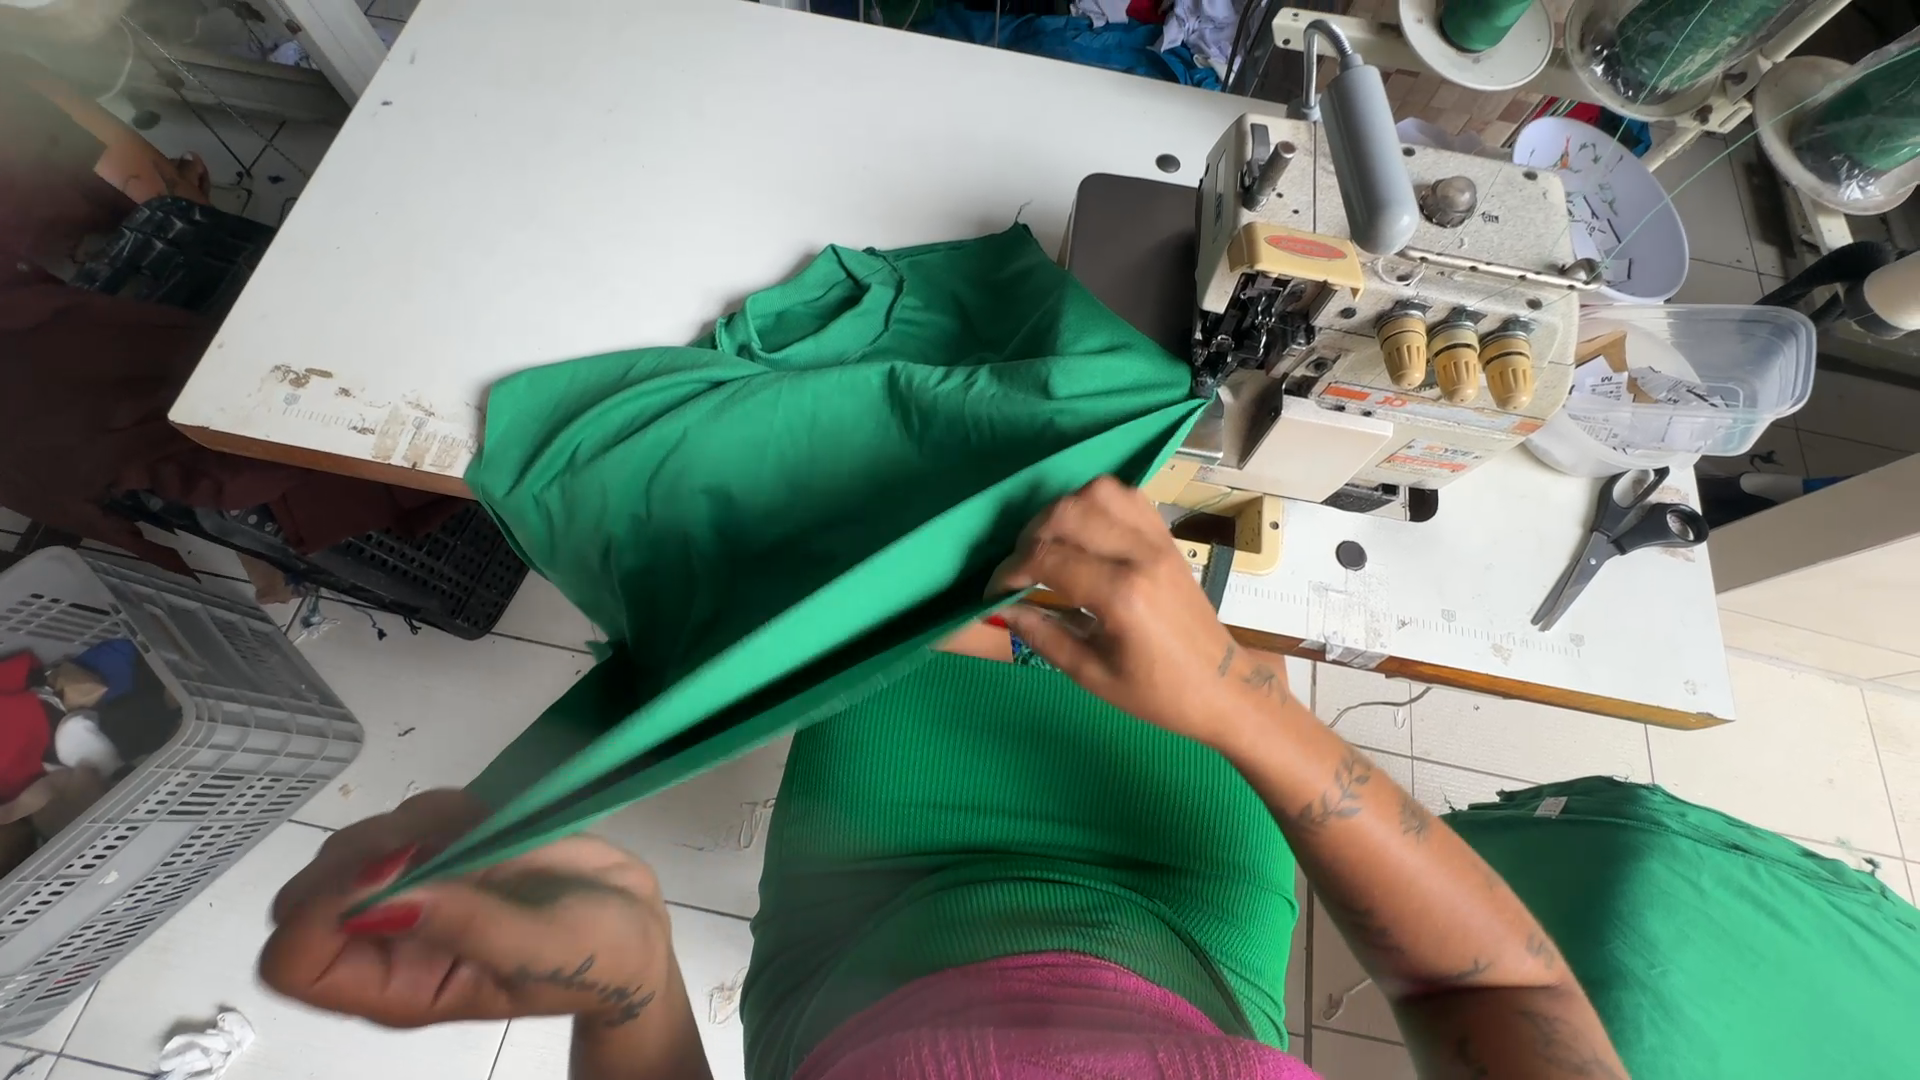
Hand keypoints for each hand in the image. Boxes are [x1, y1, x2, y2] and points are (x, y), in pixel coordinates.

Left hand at [259, 791, 672, 1029]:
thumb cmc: (595, 958)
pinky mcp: (461, 847)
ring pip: (364, 841)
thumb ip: (470, 927)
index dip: (324, 908)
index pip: (299, 959)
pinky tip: (498, 820)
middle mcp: (396, 936)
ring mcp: (427, 886)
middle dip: (362, 855)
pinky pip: (422, 812)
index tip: (396, 865)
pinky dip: (449, 805)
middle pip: (314, 893)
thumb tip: (385, 902)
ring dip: (413, 823)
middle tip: (435, 840)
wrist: (638, 930)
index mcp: (400, 985)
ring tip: (487, 831)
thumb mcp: (541, 953)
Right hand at [988, 476, 1297, 745]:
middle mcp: (1139, 555)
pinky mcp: (1167, 537)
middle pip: (1067, 512)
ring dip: (1062, 510)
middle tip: (1020, 566)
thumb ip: (1042, 636)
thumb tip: (1002, 610)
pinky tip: (1083, 532)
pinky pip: (1126, 496)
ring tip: (1050, 542)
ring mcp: (1158, 540)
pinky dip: (1094, 504)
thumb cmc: (1156, 693)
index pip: (1046, 559)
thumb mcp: (1091, 675)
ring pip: (1097, 491)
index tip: (995, 591)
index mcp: (1121, 595)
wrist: (1222, 688)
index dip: (1009, 571)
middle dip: (1029, 535)